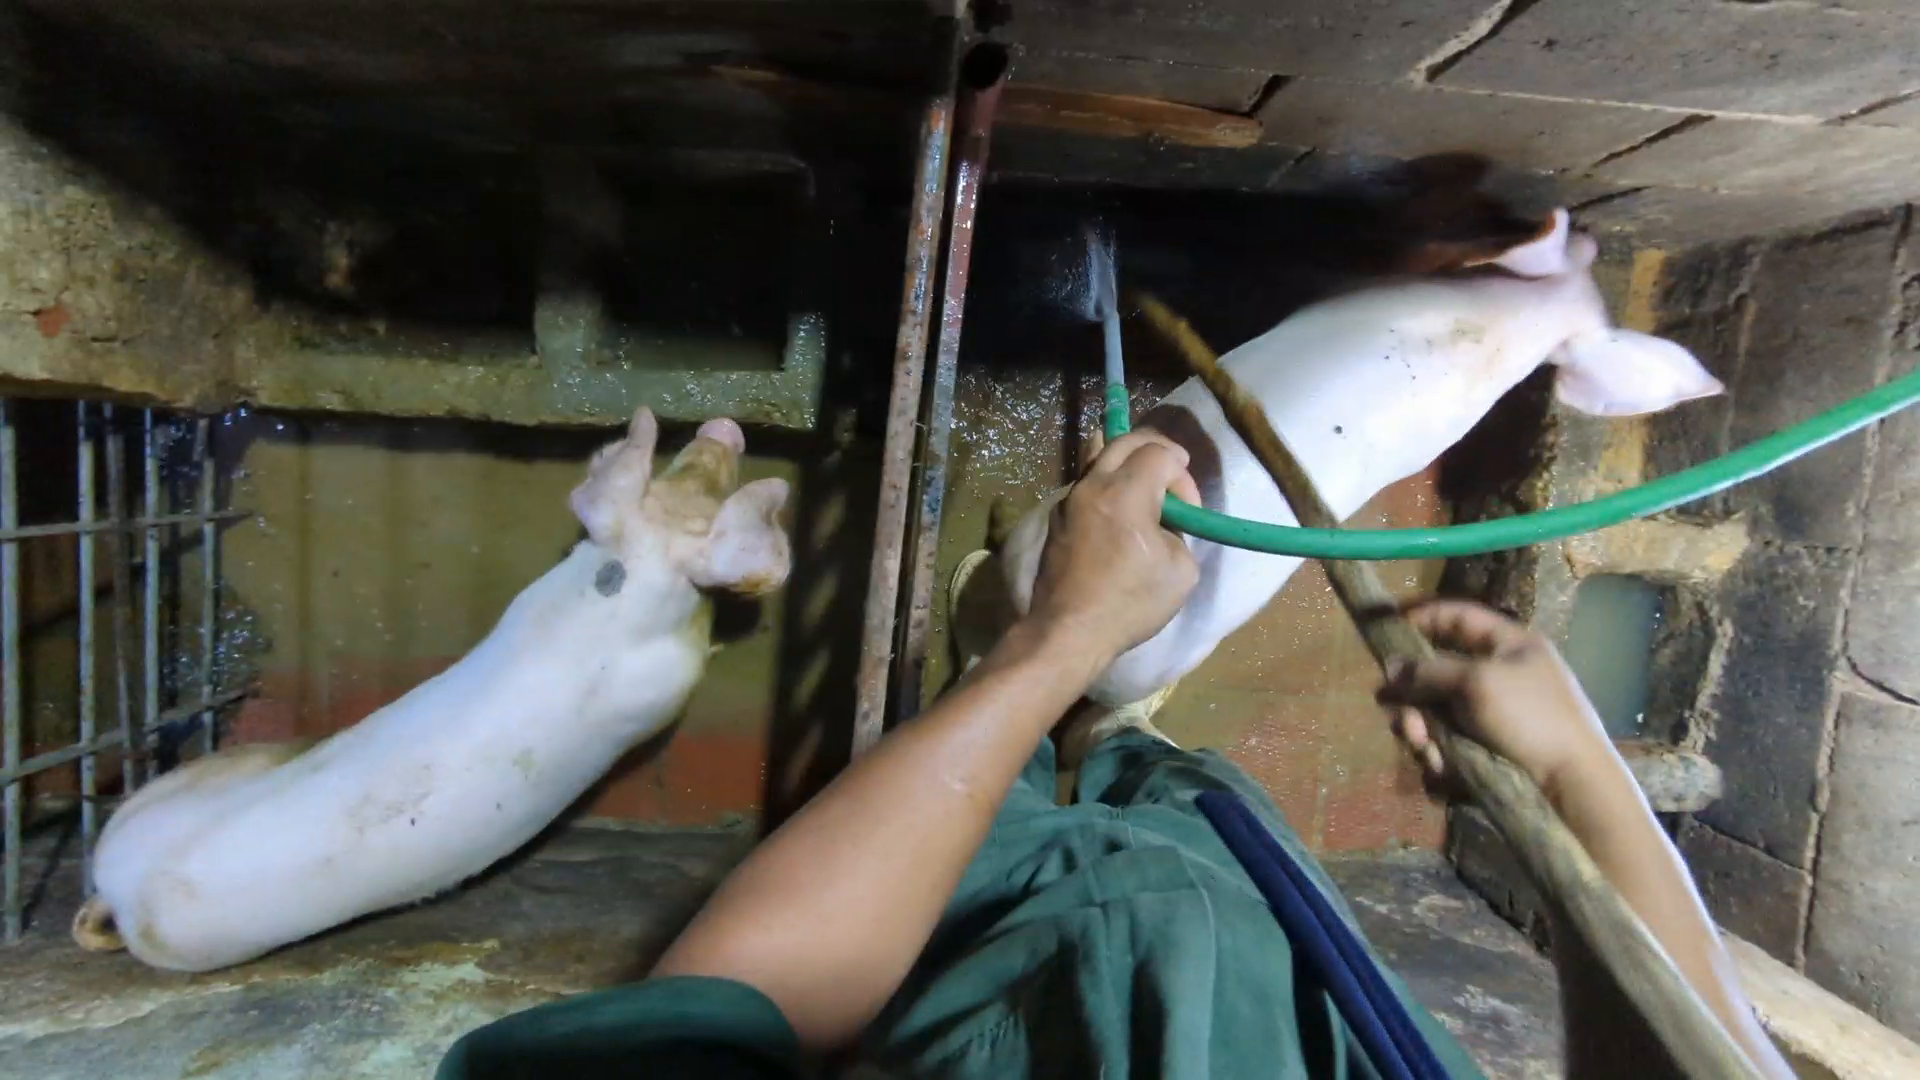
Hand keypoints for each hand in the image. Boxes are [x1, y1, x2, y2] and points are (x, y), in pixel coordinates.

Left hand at [1023, 431, 1200, 668]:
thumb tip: (1162, 525)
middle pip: (1124, 440)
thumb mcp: (1180, 570)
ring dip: (1126, 461)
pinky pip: (1085, 483)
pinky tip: (1119, 507)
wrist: (1068, 630)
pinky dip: (1106, 482)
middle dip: (1155, 450)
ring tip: (1144, 482)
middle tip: (1172, 472)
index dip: (1182, 475)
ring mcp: (1068, 500)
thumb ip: (1178, 532)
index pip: (1159, 453)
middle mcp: (1092, 486)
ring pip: (1097, 455)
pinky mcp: (1057, 518)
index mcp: (1125, 492)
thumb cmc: (1128, 603)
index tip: (1188, 510)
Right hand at [1377, 600, 1615, 797]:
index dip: (1422, 617)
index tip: (1386, 628)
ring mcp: (1489, 710)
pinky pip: (1443, 736)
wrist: (1572, 783)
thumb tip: (1390, 666)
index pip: (1458, 616)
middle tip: (1396, 706)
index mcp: (1509, 645)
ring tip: (1420, 742)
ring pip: (1432, 707)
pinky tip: (1439, 762)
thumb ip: (1428, 669)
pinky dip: (1434, 748)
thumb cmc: (1531, 717)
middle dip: (1410, 691)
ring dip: (1417, 724)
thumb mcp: (1477, 680)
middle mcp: (1496, 673)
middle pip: (1434, 668)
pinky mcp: (1483, 743)